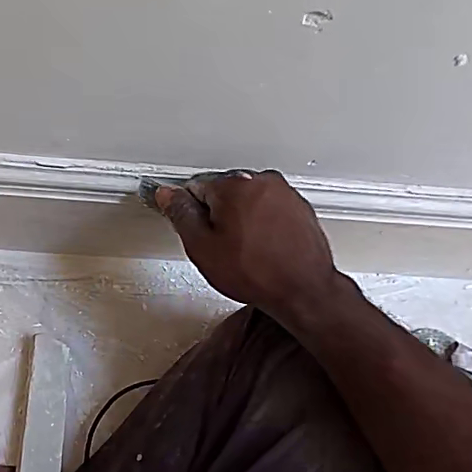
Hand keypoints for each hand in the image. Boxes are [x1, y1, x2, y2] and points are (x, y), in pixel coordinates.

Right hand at [153, 170, 355, 325]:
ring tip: (243, 249)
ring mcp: (285, 193)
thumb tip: (168, 195)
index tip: (194, 230)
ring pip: (247, 200)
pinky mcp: (300, 207)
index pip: (194, 187)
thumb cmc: (256, 272)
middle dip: (216, 214)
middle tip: (219, 244)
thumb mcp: (201, 246)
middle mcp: (262, 181)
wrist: (303, 291)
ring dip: (240, 218)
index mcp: (233, 185)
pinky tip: (261, 247)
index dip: (189, 212)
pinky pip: (269, 209)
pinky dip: (262, 223)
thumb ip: (180, 213)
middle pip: (223, 191)